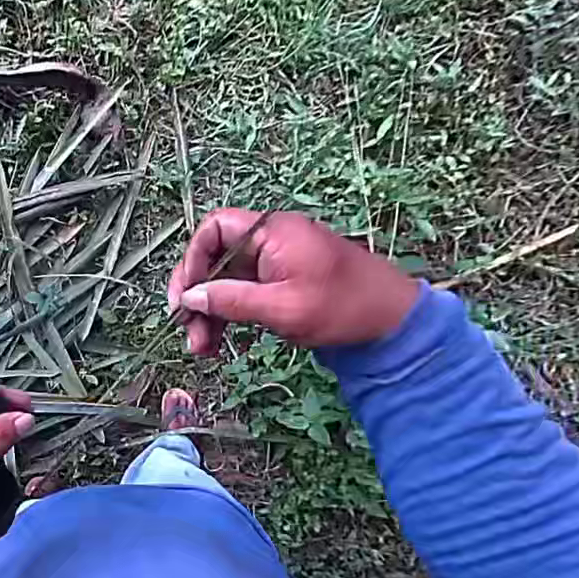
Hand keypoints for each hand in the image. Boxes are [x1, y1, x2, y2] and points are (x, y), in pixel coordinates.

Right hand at [165, 209, 419, 355]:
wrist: (392, 322)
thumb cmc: (343, 308)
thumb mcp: (282, 306)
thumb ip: (231, 300)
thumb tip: (191, 296)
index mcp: (271, 232)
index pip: (214, 229)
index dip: (193, 259)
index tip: (187, 294)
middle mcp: (268, 242)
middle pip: (213, 259)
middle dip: (197, 295)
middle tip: (187, 328)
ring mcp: (272, 264)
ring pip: (223, 281)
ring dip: (208, 312)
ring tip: (202, 348)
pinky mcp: (277, 284)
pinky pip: (239, 294)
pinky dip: (226, 316)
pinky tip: (217, 342)